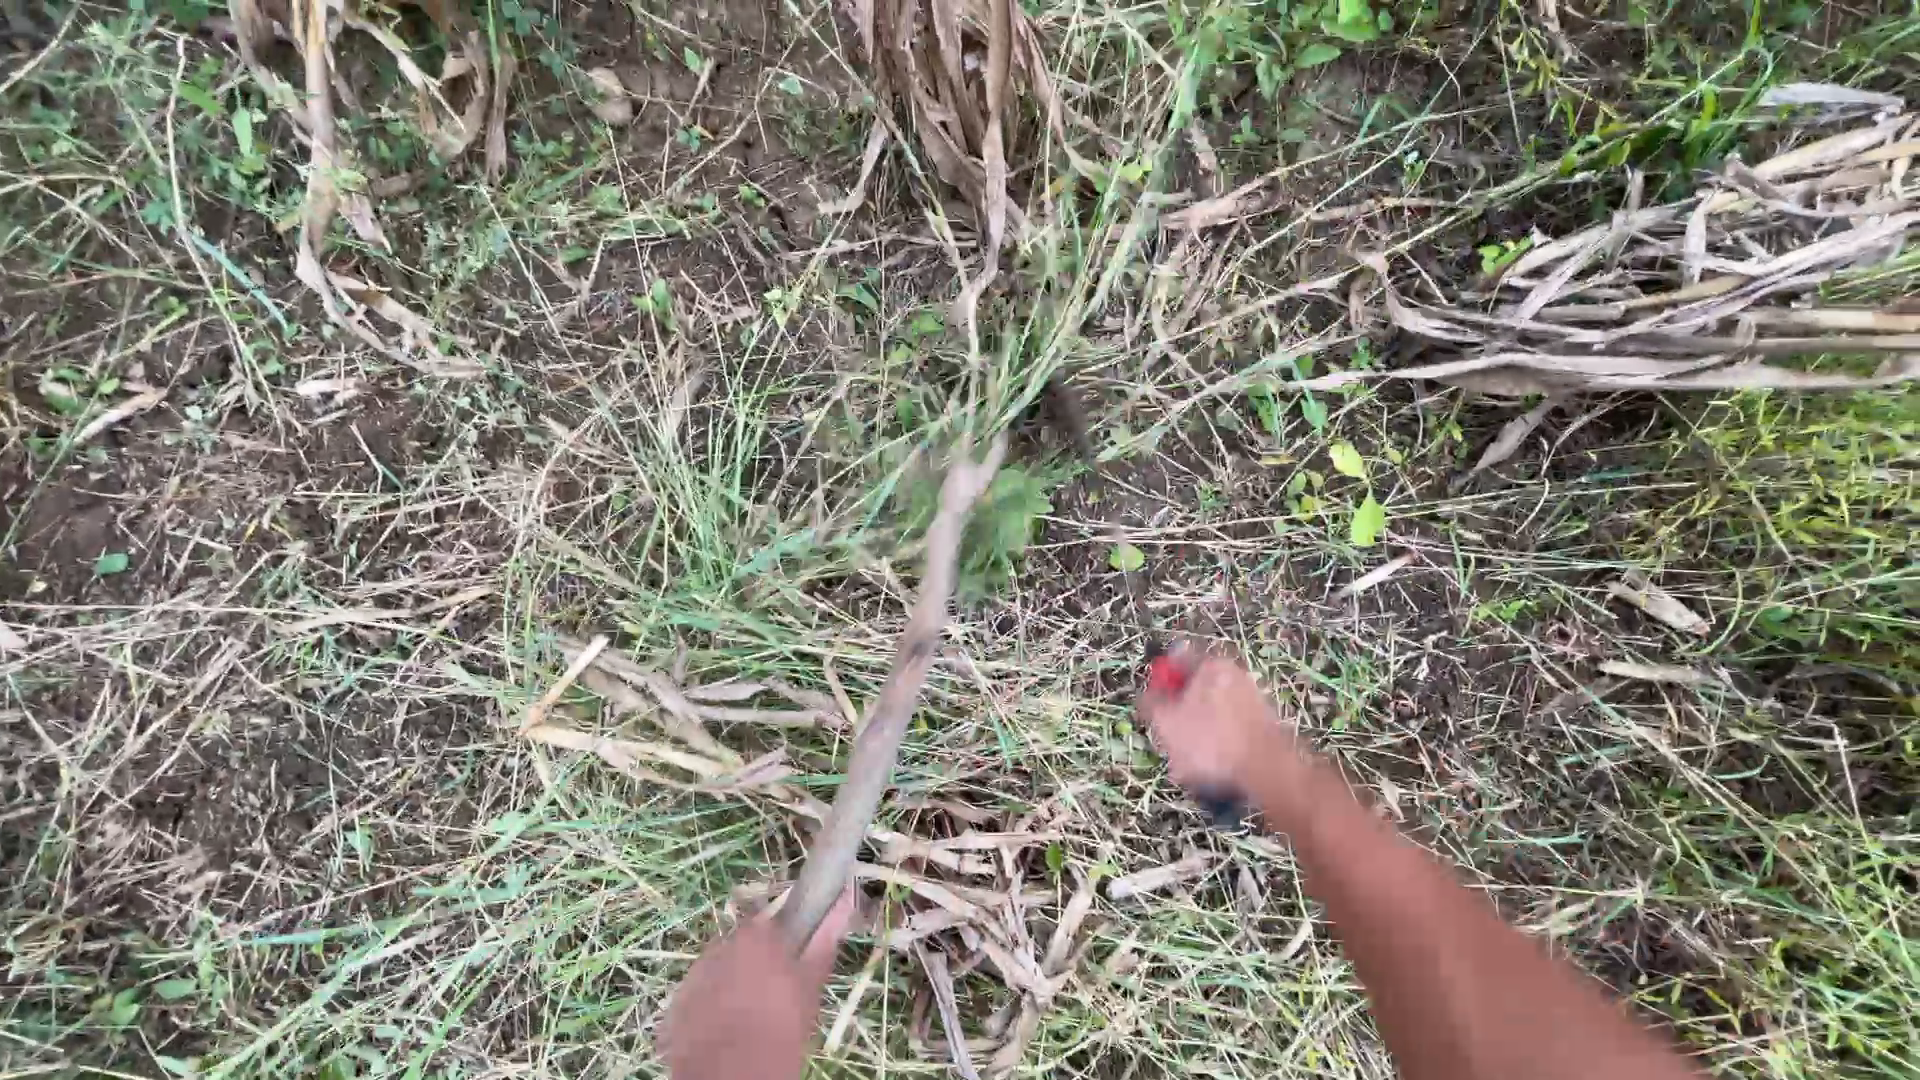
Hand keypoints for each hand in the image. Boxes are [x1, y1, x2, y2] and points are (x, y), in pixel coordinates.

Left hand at [659, 893, 852, 1079]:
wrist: (733, 1079)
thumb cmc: (780, 1029)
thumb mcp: (809, 988)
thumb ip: (823, 944)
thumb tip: (843, 905)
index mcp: (755, 936)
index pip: (766, 922)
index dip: (777, 941)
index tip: (786, 960)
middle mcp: (720, 946)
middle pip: (739, 944)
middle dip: (752, 960)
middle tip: (770, 990)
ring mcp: (694, 976)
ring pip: (717, 969)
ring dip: (729, 981)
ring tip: (746, 1013)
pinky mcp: (676, 1006)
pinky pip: (697, 996)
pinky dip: (708, 1005)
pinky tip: (723, 1027)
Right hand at [1138, 645, 1294, 798]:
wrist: (1267, 772)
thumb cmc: (1210, 742)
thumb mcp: (1165, 722)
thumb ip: (1150, 701)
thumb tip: (1146, 694)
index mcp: (1210, 665)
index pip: (1175, 661)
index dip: (1160, 684)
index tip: (1154, 707)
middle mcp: (1234, 674)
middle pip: (1194, 690)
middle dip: (1180, 715)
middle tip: (1170, 738)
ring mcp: (1252, 699)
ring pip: (1211, 715)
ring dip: (1197, 736)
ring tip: (1190, 763)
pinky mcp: (1264, 726)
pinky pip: (1229, 732)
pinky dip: (1219, 747)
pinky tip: (1213, 769)